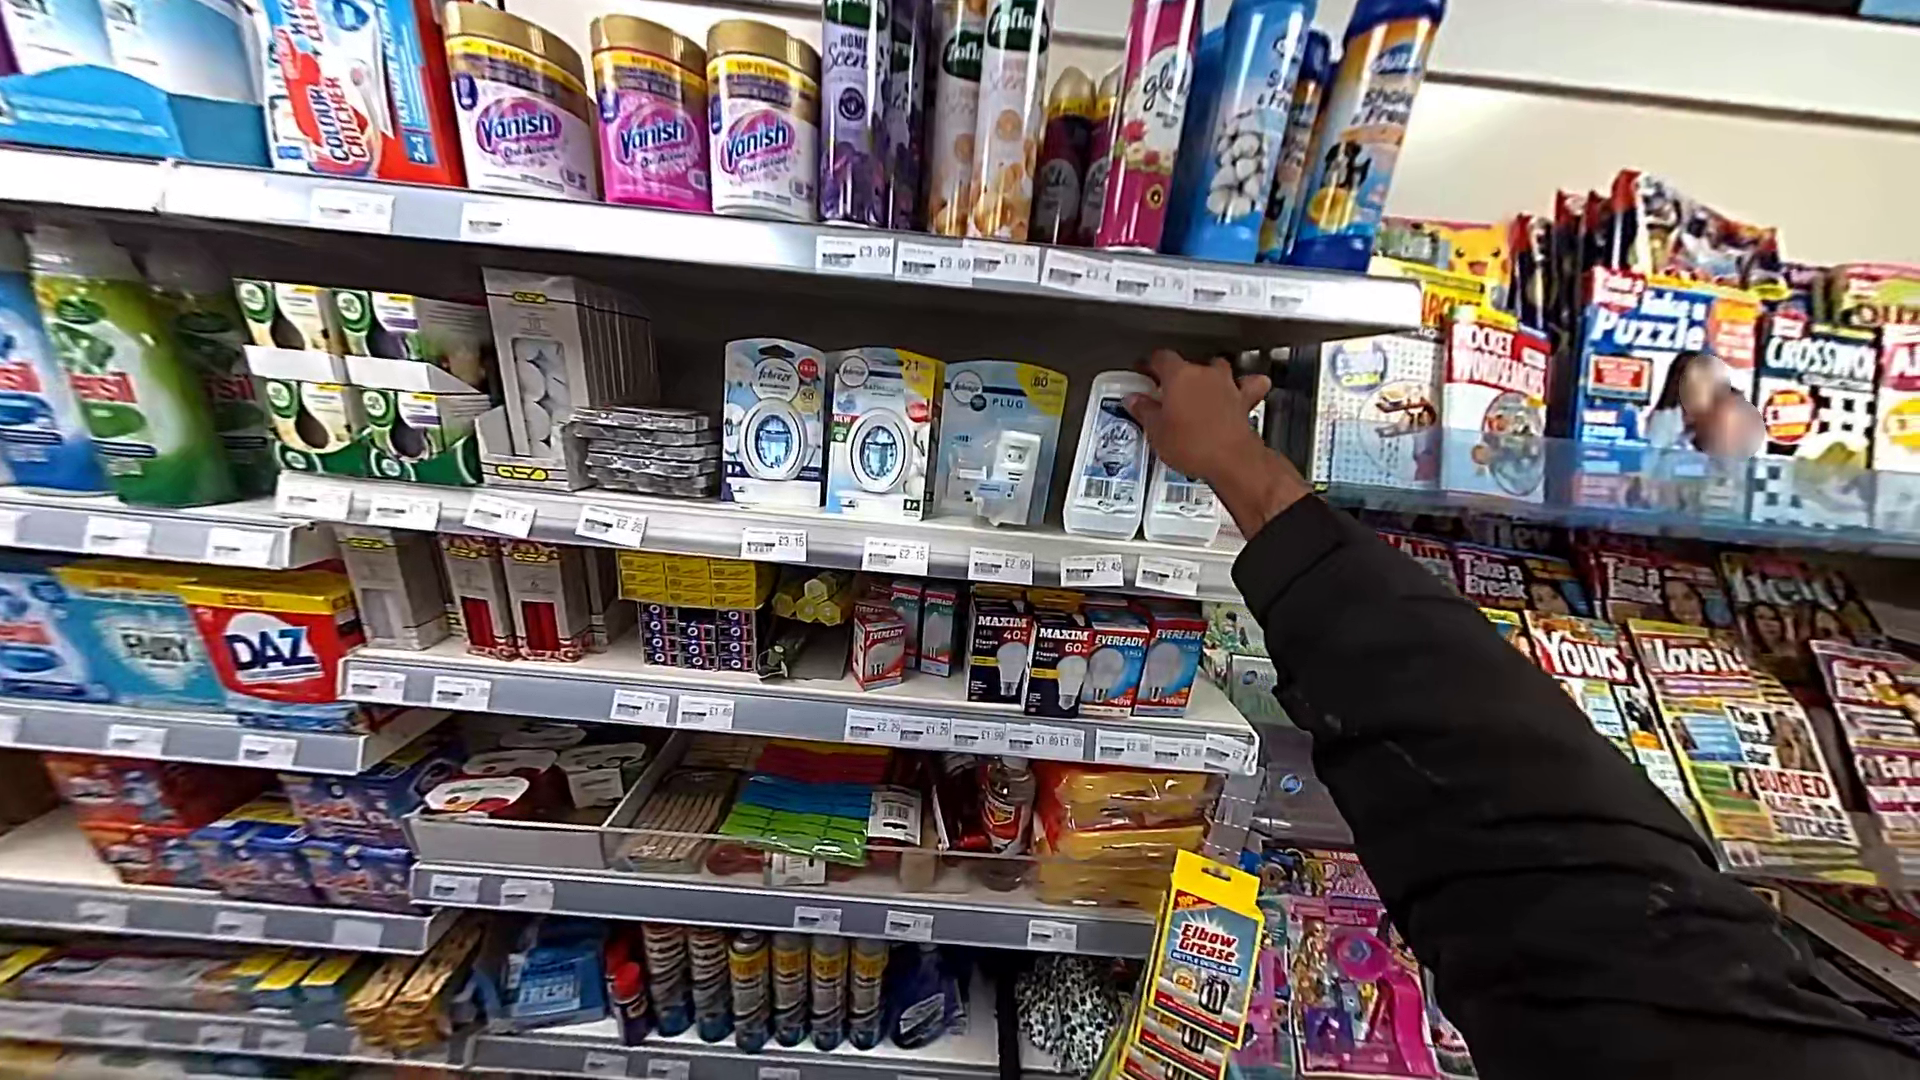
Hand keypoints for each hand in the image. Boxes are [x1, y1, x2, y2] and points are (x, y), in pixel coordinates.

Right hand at [1124, 349, 1308, 537]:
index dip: (1150, 364)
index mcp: (1178, 376)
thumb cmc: (1192, 444)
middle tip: (1166, 390)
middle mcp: (1204, 374)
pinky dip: (1243, 385)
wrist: (1230, 460)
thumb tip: (1134, 400)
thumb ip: (1144, 410)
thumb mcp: (1156, 430)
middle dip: (1176, 374)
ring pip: (1217, 368)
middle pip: (1187, 363)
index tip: (1144, 371)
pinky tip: (1237, 391)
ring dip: (1207, 376)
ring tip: (1197, 389)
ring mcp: (1227, 385)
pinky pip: (1248, 384)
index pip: (1160, 358)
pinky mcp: (1245, 400)